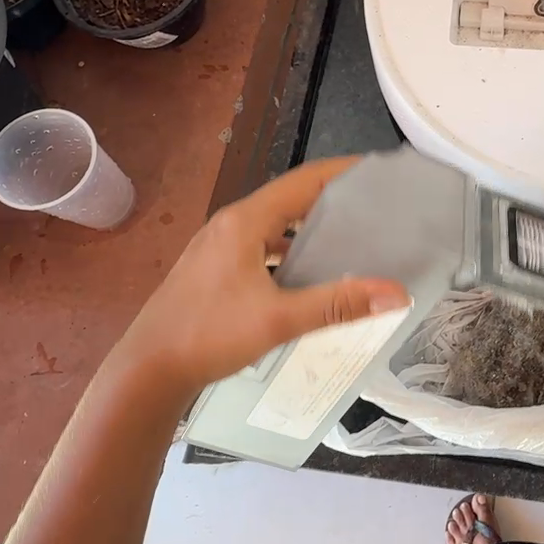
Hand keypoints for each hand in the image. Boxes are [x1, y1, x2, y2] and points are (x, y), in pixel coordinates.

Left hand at [104, 157, 409, 393]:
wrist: (146, 372)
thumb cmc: (209, 335)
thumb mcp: (280, 319)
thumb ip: (339, 304)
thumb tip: (397, 294)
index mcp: (245, 222)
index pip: (304, 180)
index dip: (343, 171)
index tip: (379, 171)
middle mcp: (231, 225)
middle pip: (290, 199)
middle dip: (333, 199)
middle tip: (377, 207)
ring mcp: (219, 247)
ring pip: (275, 225)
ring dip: (311, 227)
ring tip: (352, 238)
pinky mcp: (214, 269)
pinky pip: (262, 246)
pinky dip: (290, 251)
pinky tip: (310, 273)